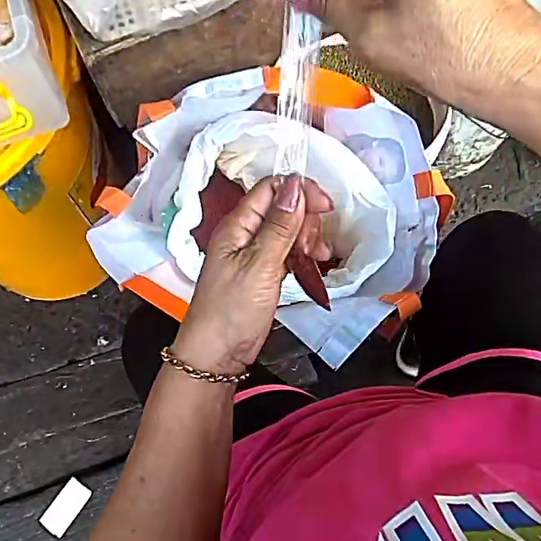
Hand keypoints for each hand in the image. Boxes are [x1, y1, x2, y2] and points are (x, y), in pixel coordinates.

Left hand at [173, 175, 332, 374]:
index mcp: (236, 226)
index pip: (270, 189)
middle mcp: (244, 235)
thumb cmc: (230, 311)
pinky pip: (286, 252)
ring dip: (307, 237)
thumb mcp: (259, 265)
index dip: (298, 191)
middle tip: (315, 241)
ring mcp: (253, 255)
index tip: (324, 206)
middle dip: (306, 217)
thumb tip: (293, 187)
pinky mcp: (262, 273)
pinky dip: (301, 254)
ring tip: (317, 255)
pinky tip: (313, 263)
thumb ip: (279, 226)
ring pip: (287, 230)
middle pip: (281, 207)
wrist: (217, 354)